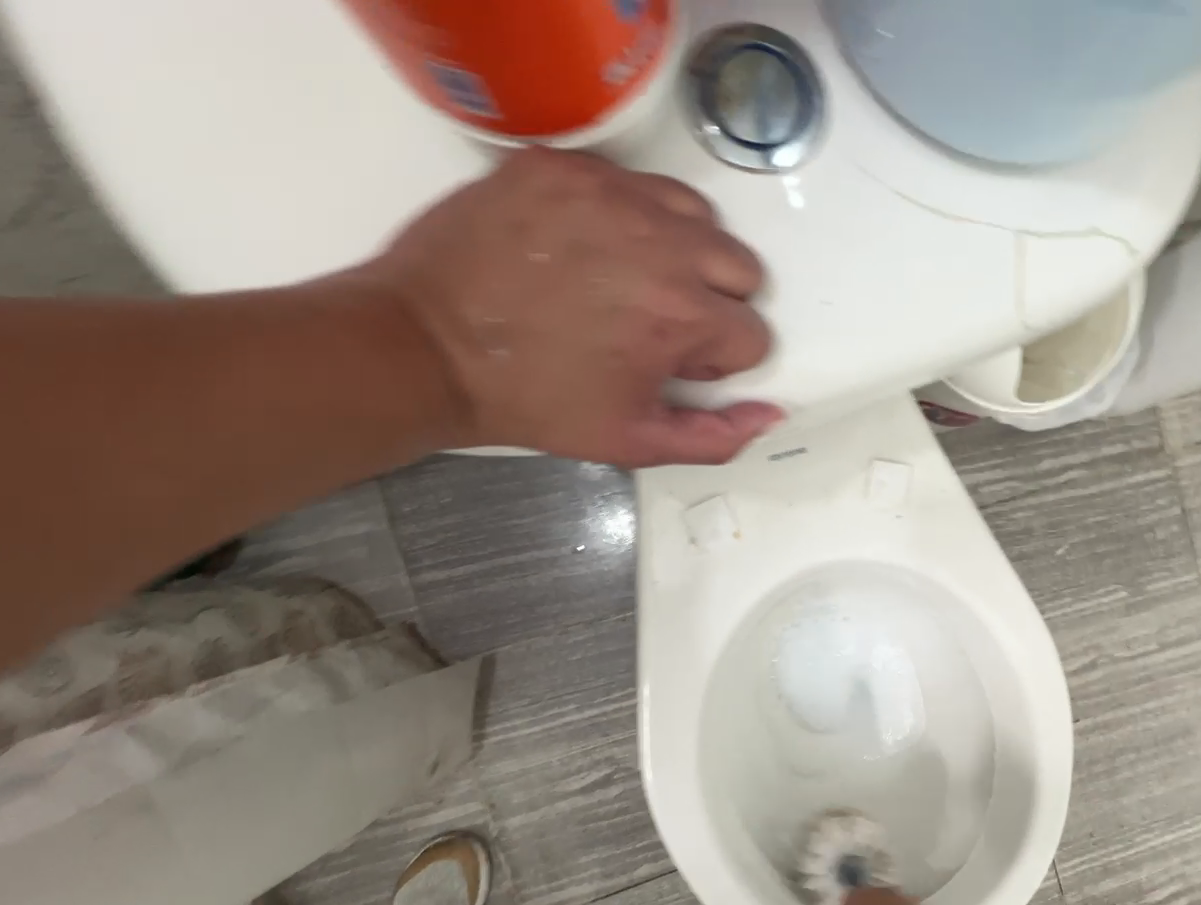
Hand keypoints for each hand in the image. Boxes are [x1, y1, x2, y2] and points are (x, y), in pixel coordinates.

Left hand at [357, 147, 782, 464]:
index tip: (667, 363)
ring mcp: (613, 196)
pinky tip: (588, 245)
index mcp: (682, 315)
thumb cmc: (536, 401)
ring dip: (683, 251)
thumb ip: (715, 437)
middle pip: (742, 269)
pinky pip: (636, 182)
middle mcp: (663, 245)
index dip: (714, 359)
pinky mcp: (567, 166)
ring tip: (628, 278)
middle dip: (715, 302)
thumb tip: (772, 414)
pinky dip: (629, 213)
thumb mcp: (632, 441)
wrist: (429, 347)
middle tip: (655, 321)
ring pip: (698, 217)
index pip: (752, 333)